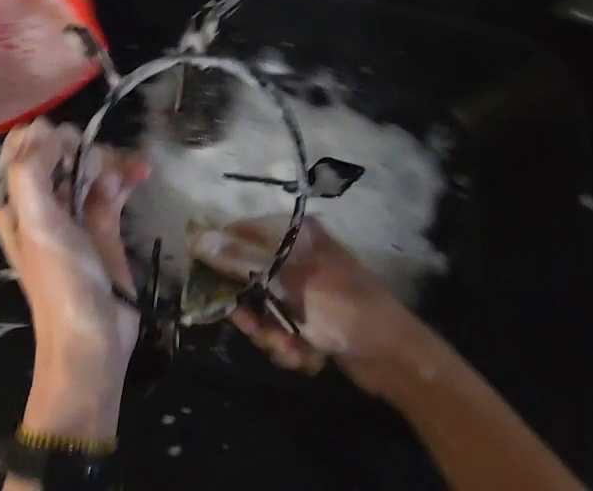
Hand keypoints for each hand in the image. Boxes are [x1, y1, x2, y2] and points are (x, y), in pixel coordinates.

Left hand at [0, 119, 149, 440]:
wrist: (93, 340)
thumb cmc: (59, 280)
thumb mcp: (36, 222)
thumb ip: (32, 170)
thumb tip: (51, 131)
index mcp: (13, 200)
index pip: (23, 145)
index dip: (47, 137)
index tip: (69, 149)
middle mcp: (40, 201)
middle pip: (61, 150)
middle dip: (84, 150)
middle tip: (100, 171)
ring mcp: (73, 212)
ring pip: (90, 165)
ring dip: (110, 162)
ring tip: (127, 177)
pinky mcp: (102, 224)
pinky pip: (113, 185)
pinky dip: (127, 175)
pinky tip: (142, 173)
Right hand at [193, 216, 418, 384]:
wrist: (394, 357)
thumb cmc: (342, 307)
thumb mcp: (288, 282)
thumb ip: (240, 260)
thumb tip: (197, 238)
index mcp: (294, 235)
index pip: (240, 234)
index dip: (218, 258)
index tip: (203, 283)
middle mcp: (296, 256)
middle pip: (247, 278)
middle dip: (251, 311)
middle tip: (256, 327)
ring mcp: (303, 289)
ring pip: (262, 310)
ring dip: (271, 333)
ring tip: (291, 347)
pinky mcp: (310, 319)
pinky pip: (281, 329)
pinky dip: (288, 345)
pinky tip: (306, 356)